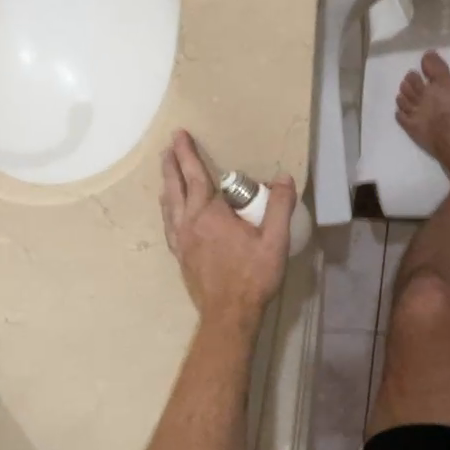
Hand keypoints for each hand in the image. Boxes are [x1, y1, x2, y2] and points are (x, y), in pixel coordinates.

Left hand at [159, 130, 295, 332]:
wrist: (229, 315)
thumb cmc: (253, 276)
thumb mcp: (275, 240)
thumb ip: (279, 206)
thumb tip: (282, 178)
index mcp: (210, 215)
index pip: (197, 176)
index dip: (187, 154)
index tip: (179, 134)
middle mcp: (189, 224)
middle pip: (176, 187)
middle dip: (172, 164)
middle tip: (168, 146)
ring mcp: (181, 242)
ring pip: (169, 206)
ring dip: (168, 185)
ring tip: (167, 173)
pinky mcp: (181, 257)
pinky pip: (169, 224)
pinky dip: (168, 209)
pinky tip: (171, 212)